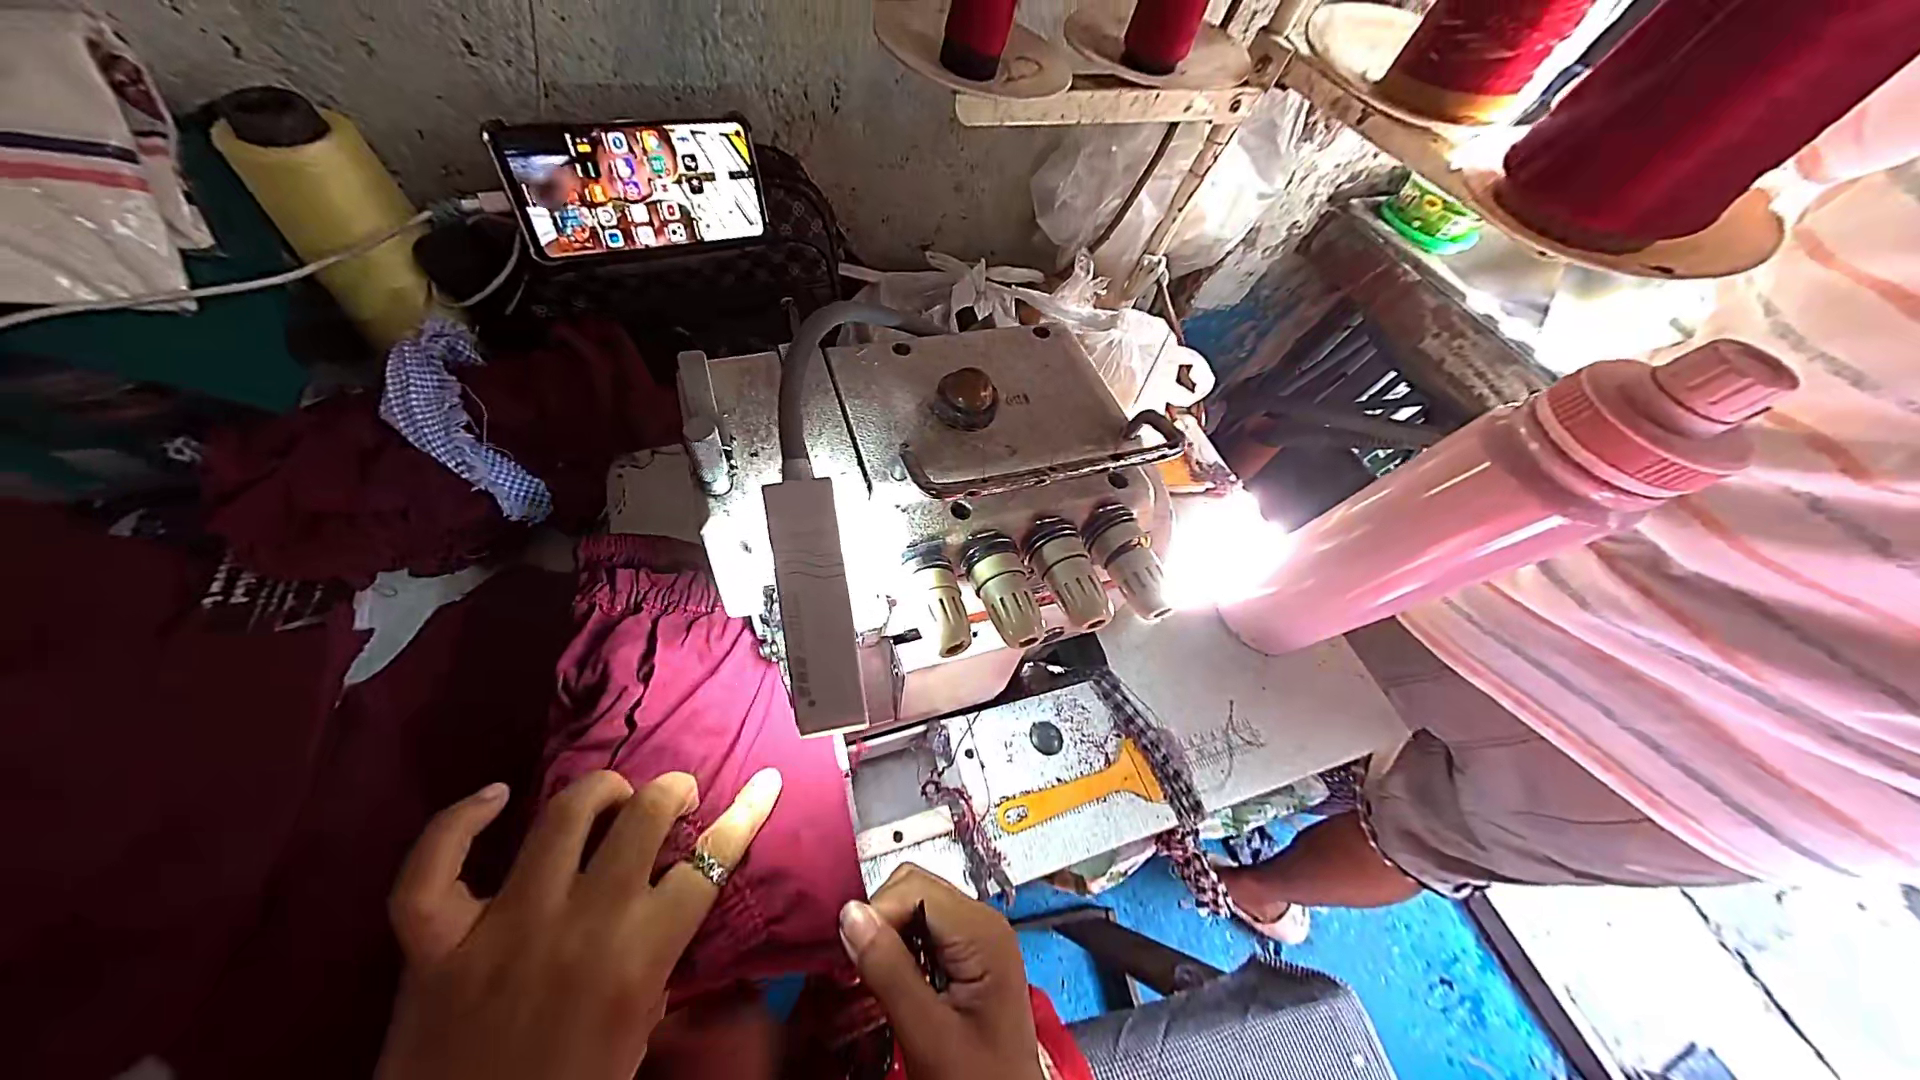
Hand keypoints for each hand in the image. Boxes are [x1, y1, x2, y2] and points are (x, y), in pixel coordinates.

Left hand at [375, 768, 782, 1079]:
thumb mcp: (641, 1032)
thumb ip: (664, 964)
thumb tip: (679, 904)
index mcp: (639, 955)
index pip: (711, 860)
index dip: (747, 811)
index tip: (764, 781)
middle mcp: (582, 925)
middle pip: (643, 817)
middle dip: (671, 790)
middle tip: (675, 796)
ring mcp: (504, 928)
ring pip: (561, 817)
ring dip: (599, 790)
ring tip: (611, 794)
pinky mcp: (435, 946)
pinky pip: (433, 867)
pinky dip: (460, 821)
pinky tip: (494, 795)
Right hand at [838, 864, 1042, 1079]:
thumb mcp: (929, 1034)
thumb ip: (889, 970)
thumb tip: (850, 914)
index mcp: (982, 931)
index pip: (913, 888)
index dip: (876, 915)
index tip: (850, 957)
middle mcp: (982, 921)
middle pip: (914, 889)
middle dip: (880, 921)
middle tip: (859, 970)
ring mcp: (977, 936)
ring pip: (914, 906)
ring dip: (887, 935)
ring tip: (873, 979)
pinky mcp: (968, 954)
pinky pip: (924, 929)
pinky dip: (900, 948)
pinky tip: (894, 982)